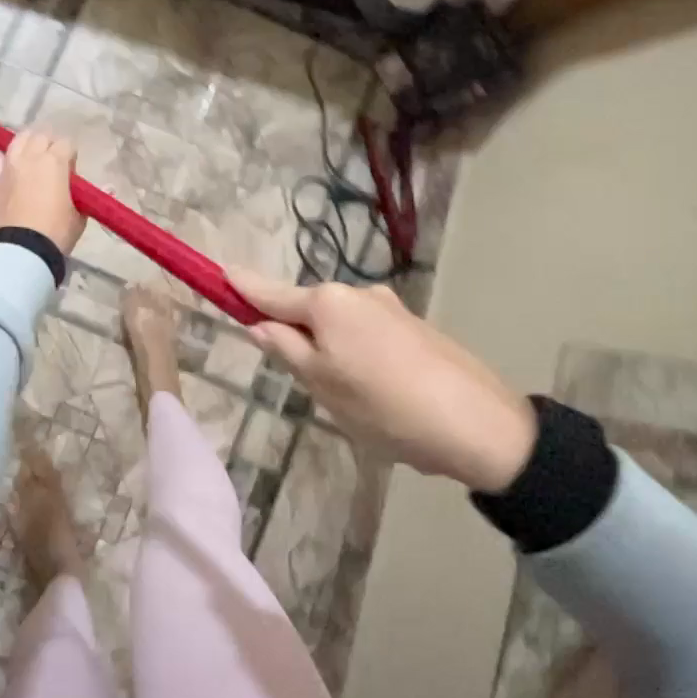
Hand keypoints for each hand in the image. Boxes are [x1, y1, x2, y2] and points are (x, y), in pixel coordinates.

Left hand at [0, 132, 85, 254]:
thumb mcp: (79, 216)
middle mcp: (30, 157)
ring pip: (18, 141)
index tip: (72, 171)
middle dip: (50, 144)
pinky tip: (10, 167)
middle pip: (41, 136)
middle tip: (54, 161)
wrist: (21, 250)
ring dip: (28, 143)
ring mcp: (9, 167)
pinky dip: (6, 159)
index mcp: (55, 162)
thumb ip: (85, 198)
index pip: (66, 144)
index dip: (71, 155)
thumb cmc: (55, 232)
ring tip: (32, 156)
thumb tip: (103, 188)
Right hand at [229, 271, 536, 493]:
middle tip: (306, 385)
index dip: (241, 287)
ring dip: (330, 352)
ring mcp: (389, 308)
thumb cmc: (385, 407)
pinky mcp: (414, 327)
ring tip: (352, 403)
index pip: (269, 292)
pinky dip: (358, 359)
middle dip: (295, 336)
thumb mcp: (323, 385)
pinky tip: (378, 397)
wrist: (479, 426)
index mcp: (327, 303)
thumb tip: (261, 326)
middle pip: (306, 309)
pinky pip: (366, 337)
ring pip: (338, 327)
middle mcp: (357, 294)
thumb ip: (287, 351)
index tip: (217, 271)